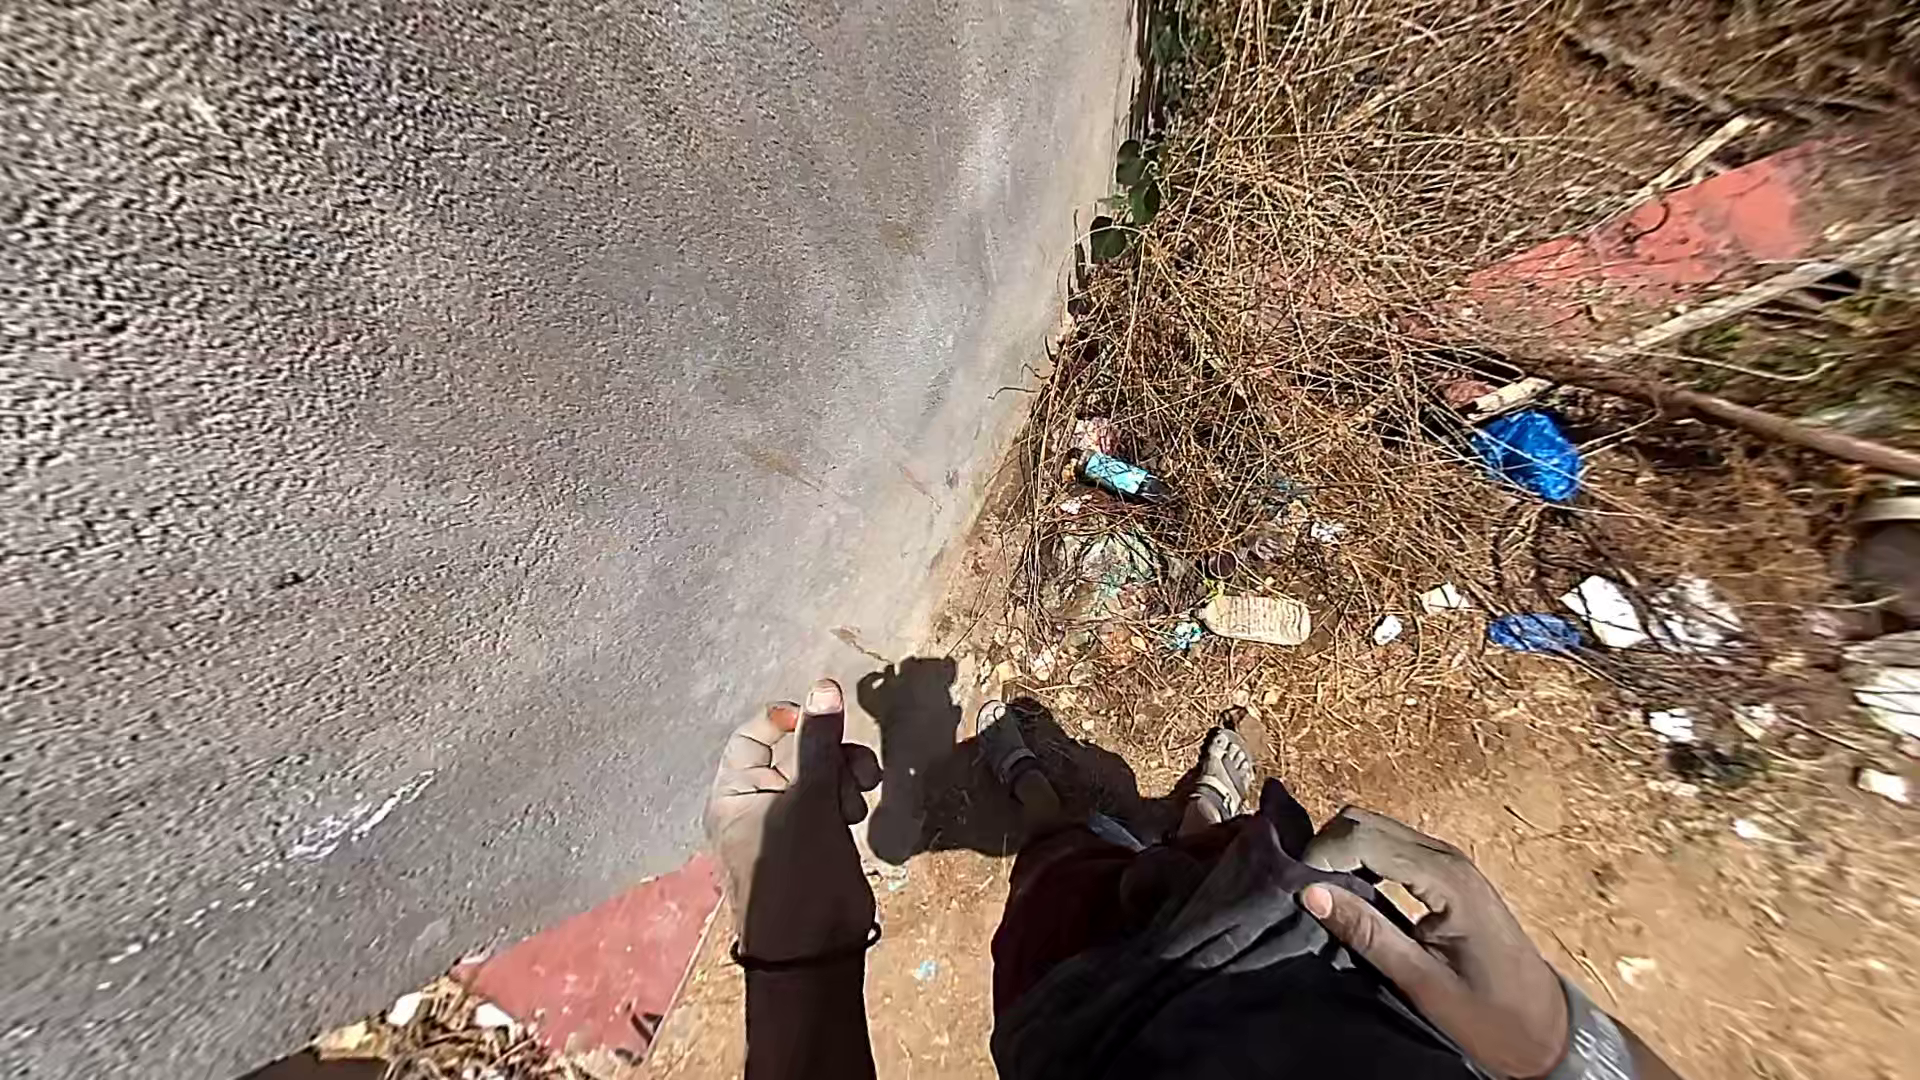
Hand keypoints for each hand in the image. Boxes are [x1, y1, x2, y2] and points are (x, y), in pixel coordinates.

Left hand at [705, 679, 882, 962]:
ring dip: (845, 774)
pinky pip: (833, 796)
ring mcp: (789, 819)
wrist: (817, 950)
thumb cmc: (796, 872)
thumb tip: (824, 685)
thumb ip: (819, 740)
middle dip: (829, 754)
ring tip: (859, 797)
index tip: (820, 717)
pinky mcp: (816, 834)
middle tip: (854, 767)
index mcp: (735, 792)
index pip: (753, 734)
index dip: (787, 719)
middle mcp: (758, 802)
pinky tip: (861, 810)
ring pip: (820, 771)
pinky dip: (848, 795)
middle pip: (796, 751)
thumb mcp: (808, 799)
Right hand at [1302, 807, 1568, 1078]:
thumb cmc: (1494, 1019)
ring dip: (1338, 846)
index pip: (1363, 838)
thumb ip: (1367, 933)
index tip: (1302, 886)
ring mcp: (1444, 856)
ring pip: (1369, 823)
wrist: (1557, 1039)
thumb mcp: (1426, 985)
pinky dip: (1356, 851)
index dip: (1323, 854)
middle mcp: (1444, 855)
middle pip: (1362, 821)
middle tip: (1310, 885)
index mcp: (1446, 879)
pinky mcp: (1441, 865)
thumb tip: (1307, 891)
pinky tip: (1350, 882)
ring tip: (1325, 885)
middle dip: (1326, 845)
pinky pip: (1383, 838)